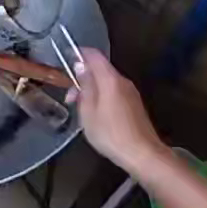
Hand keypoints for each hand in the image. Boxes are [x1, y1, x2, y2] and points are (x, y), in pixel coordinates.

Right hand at [71, 48, 165, 170]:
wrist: (142, 154)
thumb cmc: (110, 133)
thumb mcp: (88, 111)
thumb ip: (84, 86)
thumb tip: (80, 66)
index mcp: (110, 79)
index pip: (94, 55)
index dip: (79, 53)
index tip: (64, 58)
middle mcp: (122, 81)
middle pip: (100, 69)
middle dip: (83, 77)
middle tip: (70, 97)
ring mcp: (131, 92)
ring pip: (107, 81)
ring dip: (91, 89)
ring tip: (80, 108)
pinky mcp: (134, 104)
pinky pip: (114, 91)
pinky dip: (101, 96)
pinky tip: (95, 114)